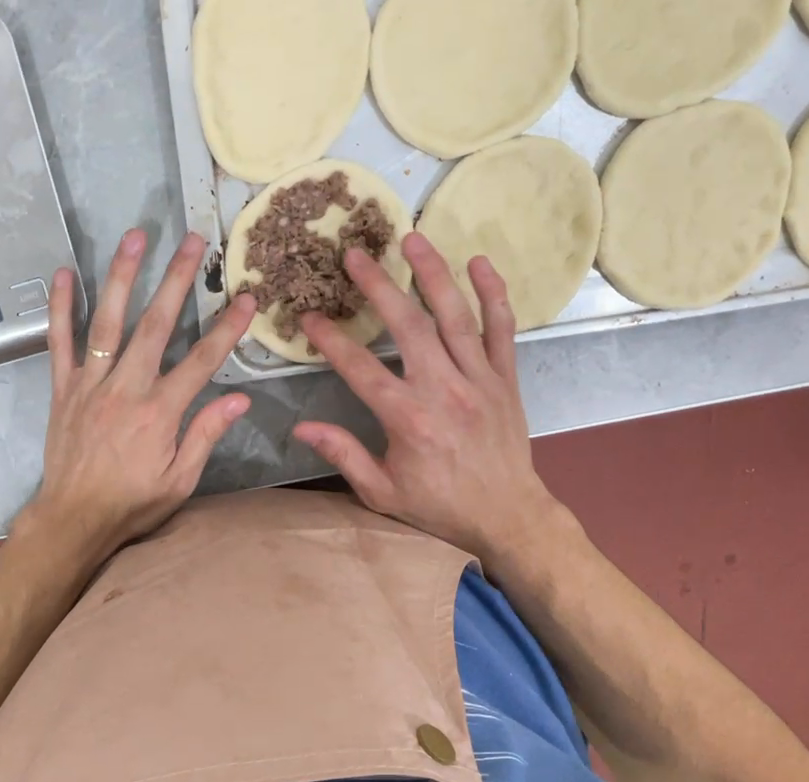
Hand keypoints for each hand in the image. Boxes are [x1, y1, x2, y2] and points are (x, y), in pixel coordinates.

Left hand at [20, 228, 256, 561]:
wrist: (74, 519)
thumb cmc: (132, 504)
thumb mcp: (180, 481)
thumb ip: (206, 435)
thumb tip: (240, 399)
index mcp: (160, 413)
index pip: (201, 361)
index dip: (227, 328)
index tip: (246, 297)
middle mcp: (126, 389)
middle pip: (156, 326)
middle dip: (177, 280)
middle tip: (193, 240)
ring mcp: (90, 385)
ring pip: (107, 322)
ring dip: (122, 276)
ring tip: (135, 236)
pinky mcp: (63, 390)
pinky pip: (60, 343)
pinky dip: (61, 308)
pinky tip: (64, 274)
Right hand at [292, 233, 564, 561]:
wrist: (507, 515)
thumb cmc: (439, 506)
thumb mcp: (381, 492)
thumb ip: (344, 454)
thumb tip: (302, 428)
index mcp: (409, 420)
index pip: (362, 369)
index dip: (332, 341)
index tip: (309, 317)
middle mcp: (445, 390)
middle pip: (409, 327)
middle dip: (379, 287)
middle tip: (355, 254)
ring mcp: (480, 379)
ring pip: (455, 316)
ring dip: (433, 274)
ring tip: (412, 239)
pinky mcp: (506, 378)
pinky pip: (502, 328)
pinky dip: (493, 293)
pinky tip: (479, 263)